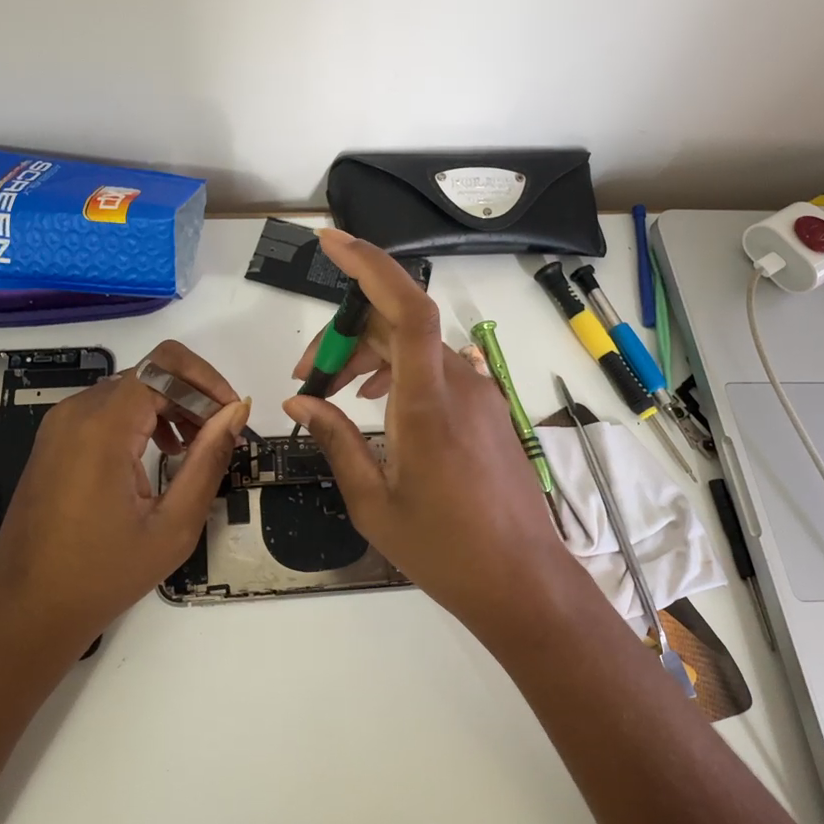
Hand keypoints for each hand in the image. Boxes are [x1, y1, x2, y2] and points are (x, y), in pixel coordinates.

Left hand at [0, 340, 248, 648]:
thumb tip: (236, 411)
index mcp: (103, 427)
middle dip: (191, 397)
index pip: (164, 364)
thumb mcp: (172, 525)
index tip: (231, 416)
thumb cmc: (102, 574)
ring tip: (191, 452)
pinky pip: (105, 411)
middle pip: (147, 374)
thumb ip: (208, 460)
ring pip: (128, 390)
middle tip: (217, 439)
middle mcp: (76, 412)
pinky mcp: (54, 442)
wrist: (27, 610)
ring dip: (168, 409)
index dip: (206, 380)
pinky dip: (140, 421)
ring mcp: (59, 426)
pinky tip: (157, 458)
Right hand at [284, 231, 580, 631]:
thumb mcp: (374, 501)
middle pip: (398, 325)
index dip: (368, 264)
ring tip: (336, 397)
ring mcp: (479, 395)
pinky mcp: (488, 411)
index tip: (330, 241)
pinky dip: (400, 373)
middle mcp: (458, 384)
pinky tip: (378, 405)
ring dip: (370, 357)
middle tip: (306, 379)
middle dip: (344, 337)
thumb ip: (336, 440)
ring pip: (416, 348)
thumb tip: (300, 403)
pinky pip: (437, 371)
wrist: (523, 582)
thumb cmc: (444, 549)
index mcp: (427, 401)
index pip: (405, 306)